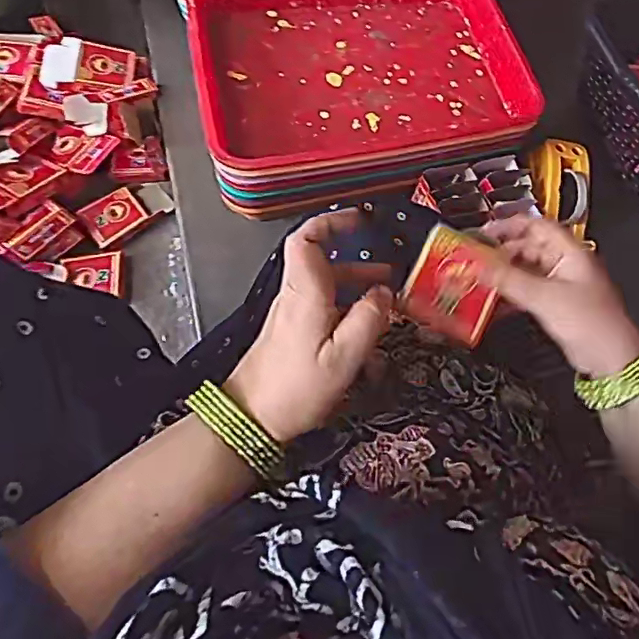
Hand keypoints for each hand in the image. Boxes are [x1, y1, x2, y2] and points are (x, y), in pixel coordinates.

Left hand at [225, 209, 393, 441]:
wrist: (251, 419)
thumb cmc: (294, 389)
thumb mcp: (343, 357)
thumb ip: (369, 320)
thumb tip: (385, 293)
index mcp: (306, 292)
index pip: (307, 238)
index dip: (332, 221)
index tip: (358, 219)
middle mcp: (297, 295)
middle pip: (324, 259)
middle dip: (359, 260)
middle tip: (388, 270)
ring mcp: (293, 311)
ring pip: (327, 283)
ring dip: (356, 285)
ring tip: (385, 299)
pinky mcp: (294, 329)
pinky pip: (324, 304)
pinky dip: (347, 307)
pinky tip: (365, 328)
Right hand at [479, 215, 638, 377]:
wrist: (611, 360)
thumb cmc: (595, 325)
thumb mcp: (544, 297)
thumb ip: (510, 280)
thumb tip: (482, 266)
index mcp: (570, 252)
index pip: (536, 225)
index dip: (510, 225)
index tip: (487, 232)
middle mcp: (566, 263)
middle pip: (528, 247)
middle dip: (502, 251)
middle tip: (479, 259)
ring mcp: (561, 283)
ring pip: (527, 268)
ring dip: (505, 272)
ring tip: (483, 277)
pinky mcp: (557, 302)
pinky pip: (529, 288)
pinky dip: (513, 290)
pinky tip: (498, 298)